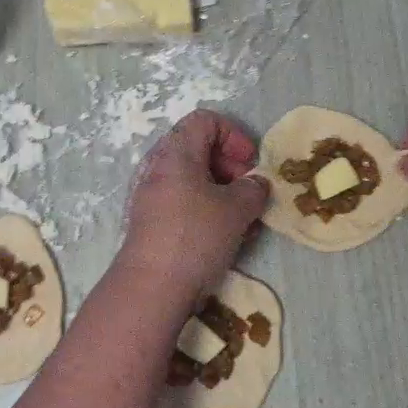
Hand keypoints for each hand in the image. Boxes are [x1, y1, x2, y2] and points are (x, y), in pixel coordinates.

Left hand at [117, 110, 268, 297]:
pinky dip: (206, 212)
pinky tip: (226, 238)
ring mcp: (151, 197)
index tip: (250, 163)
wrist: (151, 287)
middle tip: (248, 192)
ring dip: (222, 194)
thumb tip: (256, 184)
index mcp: (176, 153)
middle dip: (230, 167)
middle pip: (198, 150)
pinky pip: (183, 205)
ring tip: (244, 221)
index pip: (205, 120)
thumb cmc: (195, 236)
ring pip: (193, 181)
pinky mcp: (150, 223)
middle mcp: (158, 168)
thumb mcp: (236, 210)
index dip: (233, 135)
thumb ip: (253, 190)